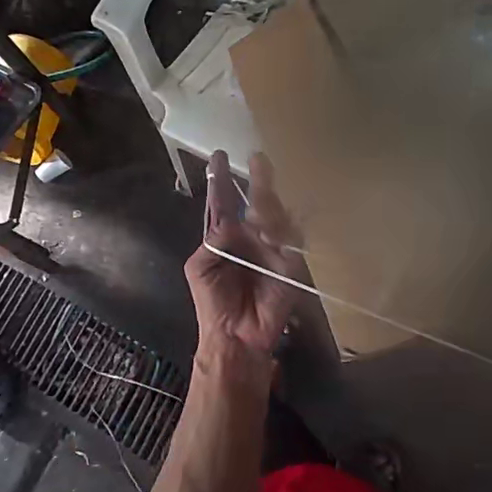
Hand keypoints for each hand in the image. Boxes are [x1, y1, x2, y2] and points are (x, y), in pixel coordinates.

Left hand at [184, 151, 303, 383]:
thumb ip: (213, 240)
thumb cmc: (212, 302)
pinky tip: (275, 232)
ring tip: (260, 206)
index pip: (223, 202)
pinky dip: (284, 233)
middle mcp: (249, 237)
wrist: (235, 335)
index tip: (219, 156)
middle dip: (258, 181)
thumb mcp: (200, 267)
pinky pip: (291, 241)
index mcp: (224, 237)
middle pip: (255, 203)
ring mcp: (271, 249)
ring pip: (274, 217)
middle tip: (257, 159)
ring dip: (268, 207)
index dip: (221, 180)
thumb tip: (231, 220)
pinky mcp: (289, 264)